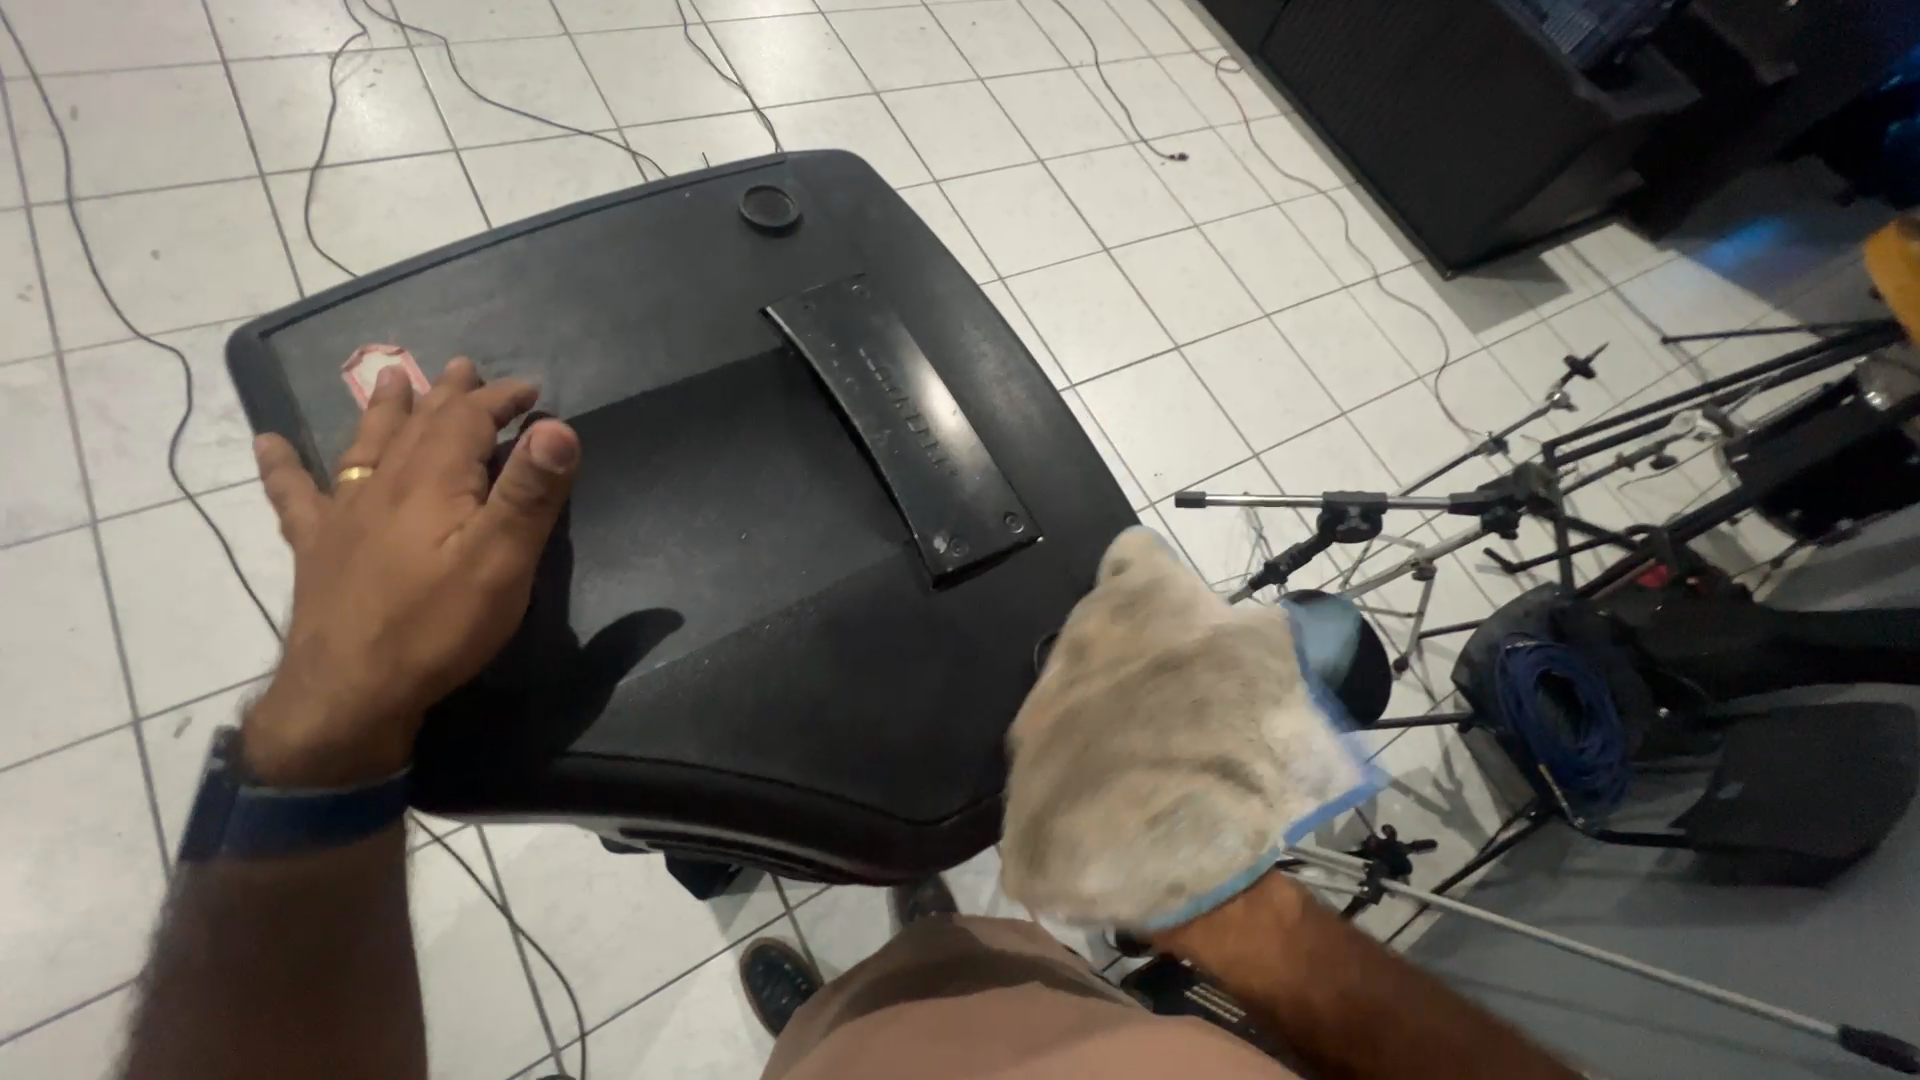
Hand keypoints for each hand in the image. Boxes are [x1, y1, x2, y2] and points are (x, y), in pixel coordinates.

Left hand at [245, 358, 580, 786]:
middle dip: (448, 394)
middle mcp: (385, 484)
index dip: (500, 399)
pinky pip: (296, 495)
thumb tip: (559, 427)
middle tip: (464, 368)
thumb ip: (531, 493)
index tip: (532, 389)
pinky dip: (284, 466)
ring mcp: (345, 514)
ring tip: (390, 379)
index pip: (468, 420)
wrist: (352, 692)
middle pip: (418, 424)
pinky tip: (270, 445)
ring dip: (384, 409)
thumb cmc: (440, 623)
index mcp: (434, 481)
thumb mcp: (503, 559)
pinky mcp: (319, 548)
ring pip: (366, 445)